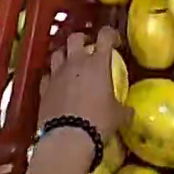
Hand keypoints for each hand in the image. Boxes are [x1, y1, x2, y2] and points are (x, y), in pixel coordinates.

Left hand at [38, 26, 129, 140]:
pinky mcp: (44, 88)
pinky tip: (56, 83)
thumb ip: (124, 109)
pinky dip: (52, 76)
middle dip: (82, 39)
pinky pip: (47, 74)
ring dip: (64, 54)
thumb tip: (130, 111)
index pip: (105, 36)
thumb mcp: (117, 116)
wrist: (67, 139)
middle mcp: (76, 62)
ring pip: (57, 52)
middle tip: (88, 48)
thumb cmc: (97, 122)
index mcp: (98, 63)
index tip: (114, 41)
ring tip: (70, 63)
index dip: (110, 34)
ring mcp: (57, 73)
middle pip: (75, 37)